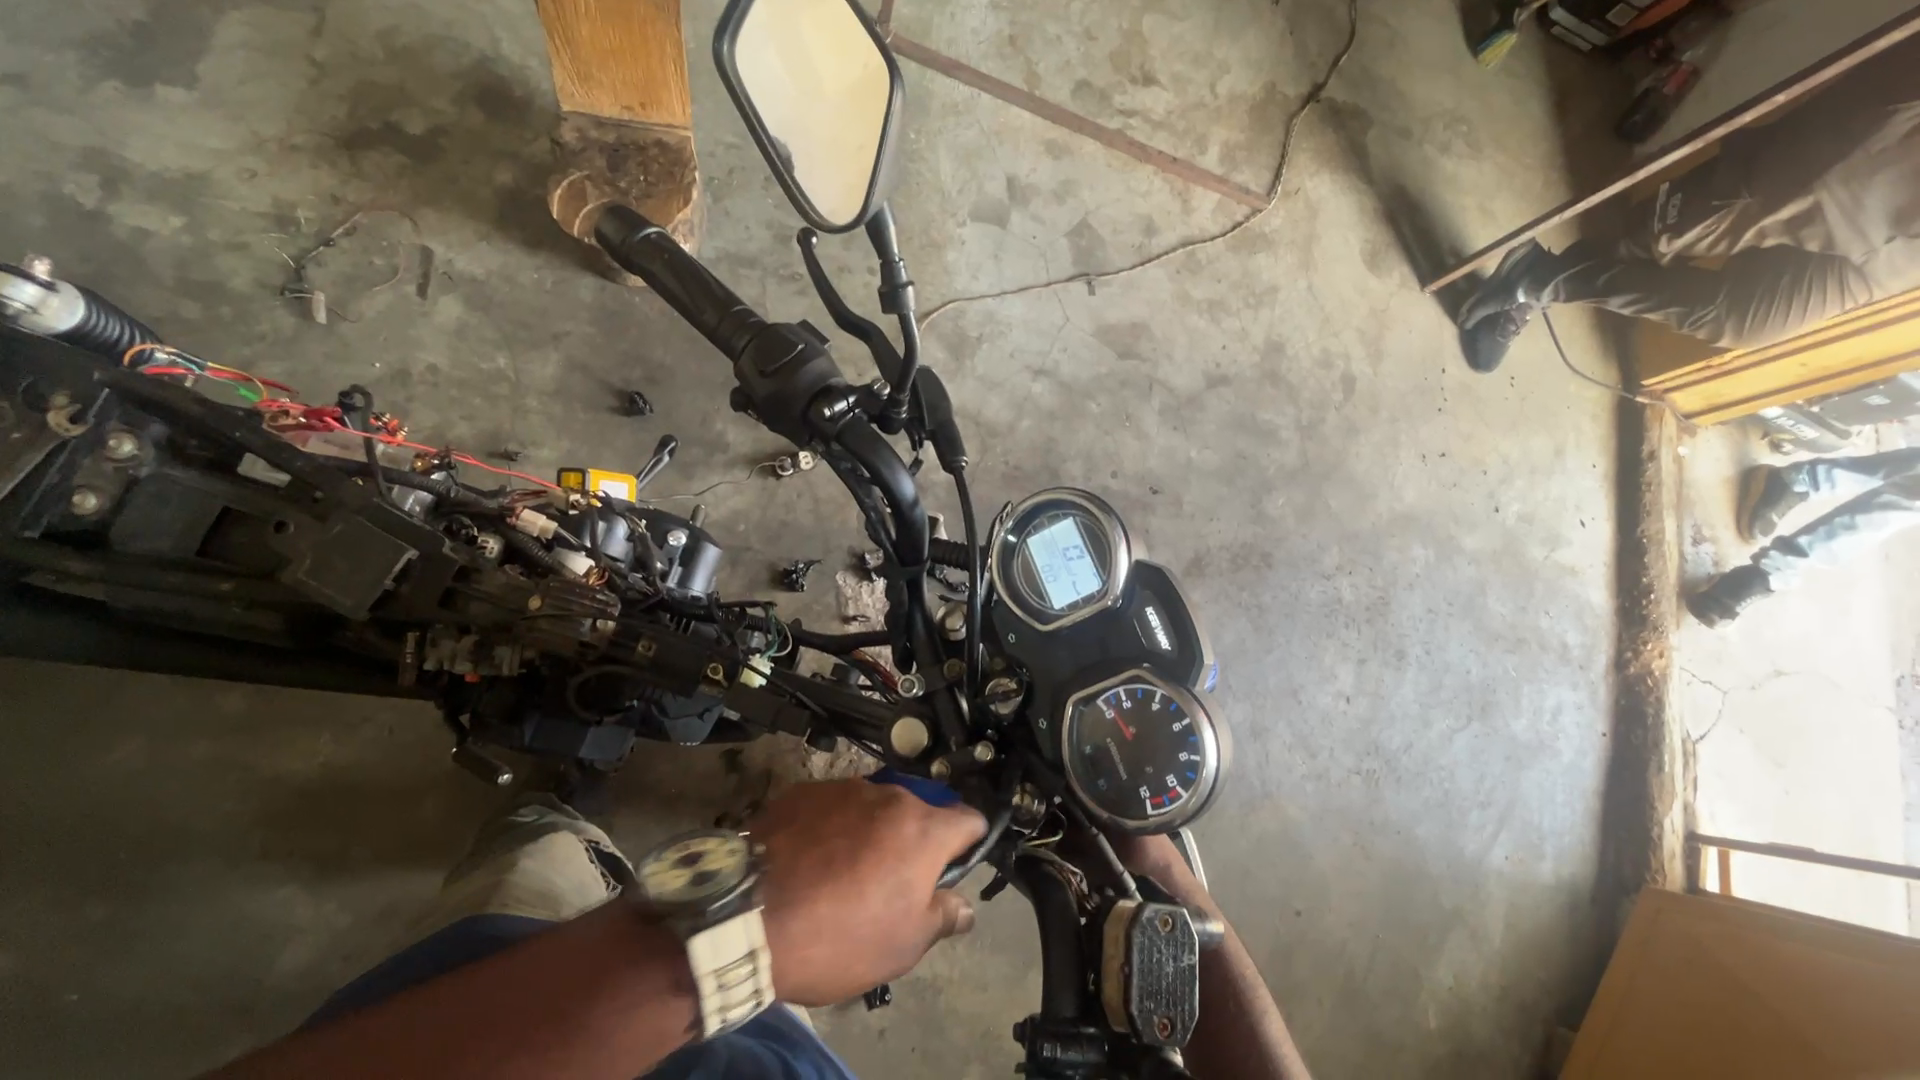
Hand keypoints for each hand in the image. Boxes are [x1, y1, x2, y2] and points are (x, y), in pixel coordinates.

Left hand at [748, 779, 985, 1005]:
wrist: (744, 920)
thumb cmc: (837, 937)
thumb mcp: (902, 946)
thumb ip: (942, 917)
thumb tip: (963, 906)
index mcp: (922, 830)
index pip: (968, 820)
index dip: (968, 844)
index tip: (952, 869)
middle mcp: (886, 796)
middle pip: (917, 813)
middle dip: (912, 842)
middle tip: (891, 884)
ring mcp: (839, 789)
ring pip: (872, 808)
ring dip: (870, 832)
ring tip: (842, 874)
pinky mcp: (798, 793)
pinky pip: (830, 808)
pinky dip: (830, 828)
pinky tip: (808, 862)